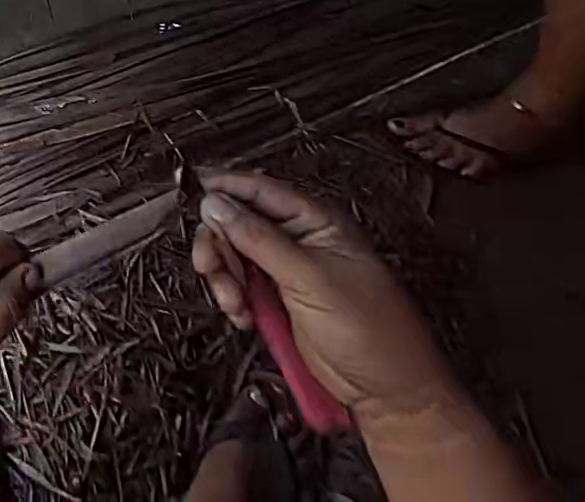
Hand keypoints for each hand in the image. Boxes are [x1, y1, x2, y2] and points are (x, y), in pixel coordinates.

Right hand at [191, 172, 458, 423]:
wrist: (390, 399)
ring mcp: (283, 268)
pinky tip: (244, 314)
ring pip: (230, 253)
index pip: (259, 189)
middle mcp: (296, 239)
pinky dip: (231, 297)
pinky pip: (235, 283)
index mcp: (315, 221)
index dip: (224, 186)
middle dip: (218, 243)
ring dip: (223, 276)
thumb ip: (259, 239)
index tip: (194, 188)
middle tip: (210, 264)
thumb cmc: (375, 335)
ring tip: (234, 301)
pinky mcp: (273, 296)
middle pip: (236, 221)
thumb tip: (217, 203)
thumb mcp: (312, 280)